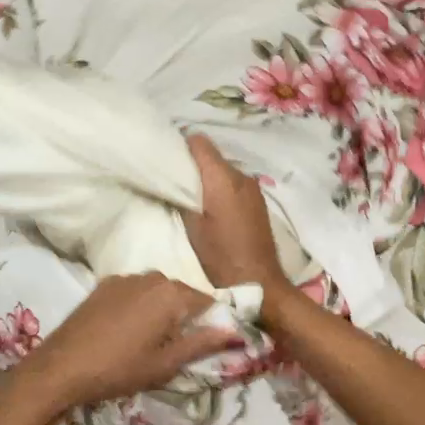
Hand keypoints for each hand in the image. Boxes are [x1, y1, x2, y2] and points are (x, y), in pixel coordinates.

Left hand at [0, 272, 242, 416]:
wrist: (61, 368)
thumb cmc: (119, 369)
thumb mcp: (166, 364)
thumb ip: (202, 344)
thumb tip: (234, 333)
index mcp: (171, 294)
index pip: (206, 302)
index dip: (210, 322)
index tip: (205, 345)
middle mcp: (151, 277)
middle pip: (181, 293)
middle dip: (184, 316)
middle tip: (176, 347)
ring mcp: (124, 279)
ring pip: (156, 291)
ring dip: (160, 310)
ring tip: (150, 340)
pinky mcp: (102, 286)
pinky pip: (133, 292)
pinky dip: (138, 306)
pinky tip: (126, 331)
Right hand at [182, 134, 288, 291]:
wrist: (257, 282)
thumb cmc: (219, 256)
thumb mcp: (191, 227)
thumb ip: (181, 196)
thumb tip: (172, 179)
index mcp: (222, 178)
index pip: (199, 142)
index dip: (181, 146)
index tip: (166, 158)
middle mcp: (241, 176)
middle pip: (212, 155)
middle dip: (193, 163)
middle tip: (174, 180)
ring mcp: (253, 188)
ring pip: (224, 170)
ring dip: (208, 178)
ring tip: (191, 195)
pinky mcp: (258, 201)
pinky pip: (234, 184)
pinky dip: (221, 189)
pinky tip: (211, 207)